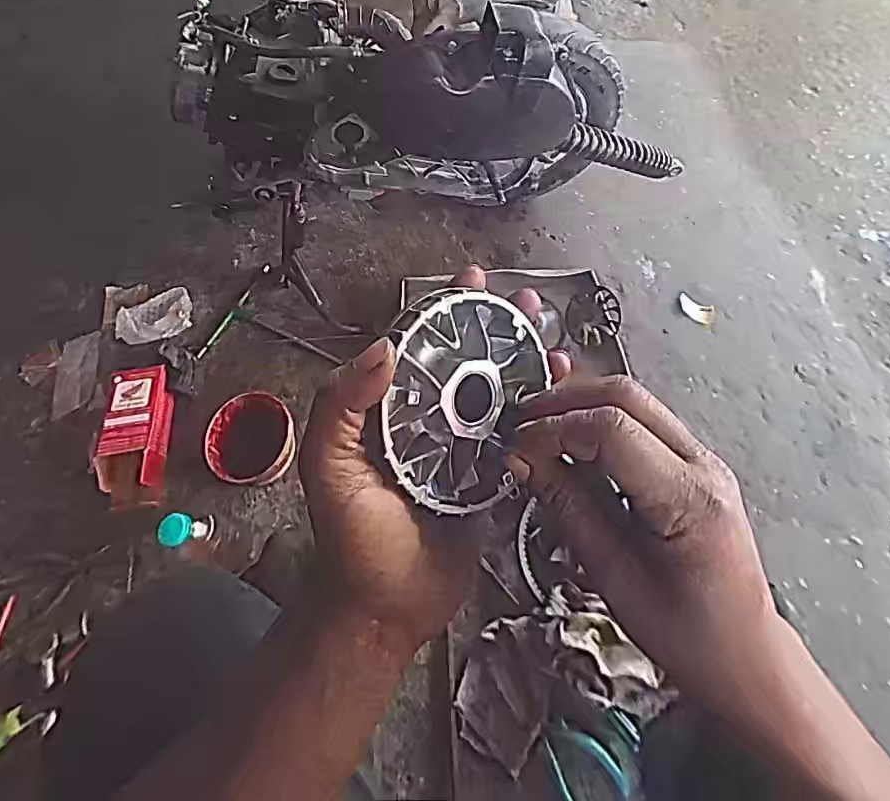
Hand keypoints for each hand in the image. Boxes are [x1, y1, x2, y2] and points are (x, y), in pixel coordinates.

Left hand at [299, 266, 569, 649]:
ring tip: (550, 336)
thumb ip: (340, 406)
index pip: (421, 345)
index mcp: (391, 408)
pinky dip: (541, 410)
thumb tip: (382, 347)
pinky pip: (519, 434)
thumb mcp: (329, 467)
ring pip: (499, 391)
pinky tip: (560, 391)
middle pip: (469, 360)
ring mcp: (465, 446)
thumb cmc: (352, 539)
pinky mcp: (493, 476)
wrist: (386, 607)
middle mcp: (431, 418)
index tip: (472, 282)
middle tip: (527, 303)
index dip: (446, 309)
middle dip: (498, 326)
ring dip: (526, 360)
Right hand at [508, 377, 781, 716]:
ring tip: (539, 426)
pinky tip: (573, 428)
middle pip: (625, 396)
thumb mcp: (616, 579)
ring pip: (634, 399)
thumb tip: (528, 462)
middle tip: (522, 422)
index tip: (521, 443)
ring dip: (581, 403)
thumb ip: (570, 510)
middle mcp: (703, 467)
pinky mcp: (693, 463)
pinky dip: (601, 416)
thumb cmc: (693, 636)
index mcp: (689, 500)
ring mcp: (703, 460)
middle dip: (564, 400)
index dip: (555, 428)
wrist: (745, 654)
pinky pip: (642, 419)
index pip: (613, 430)